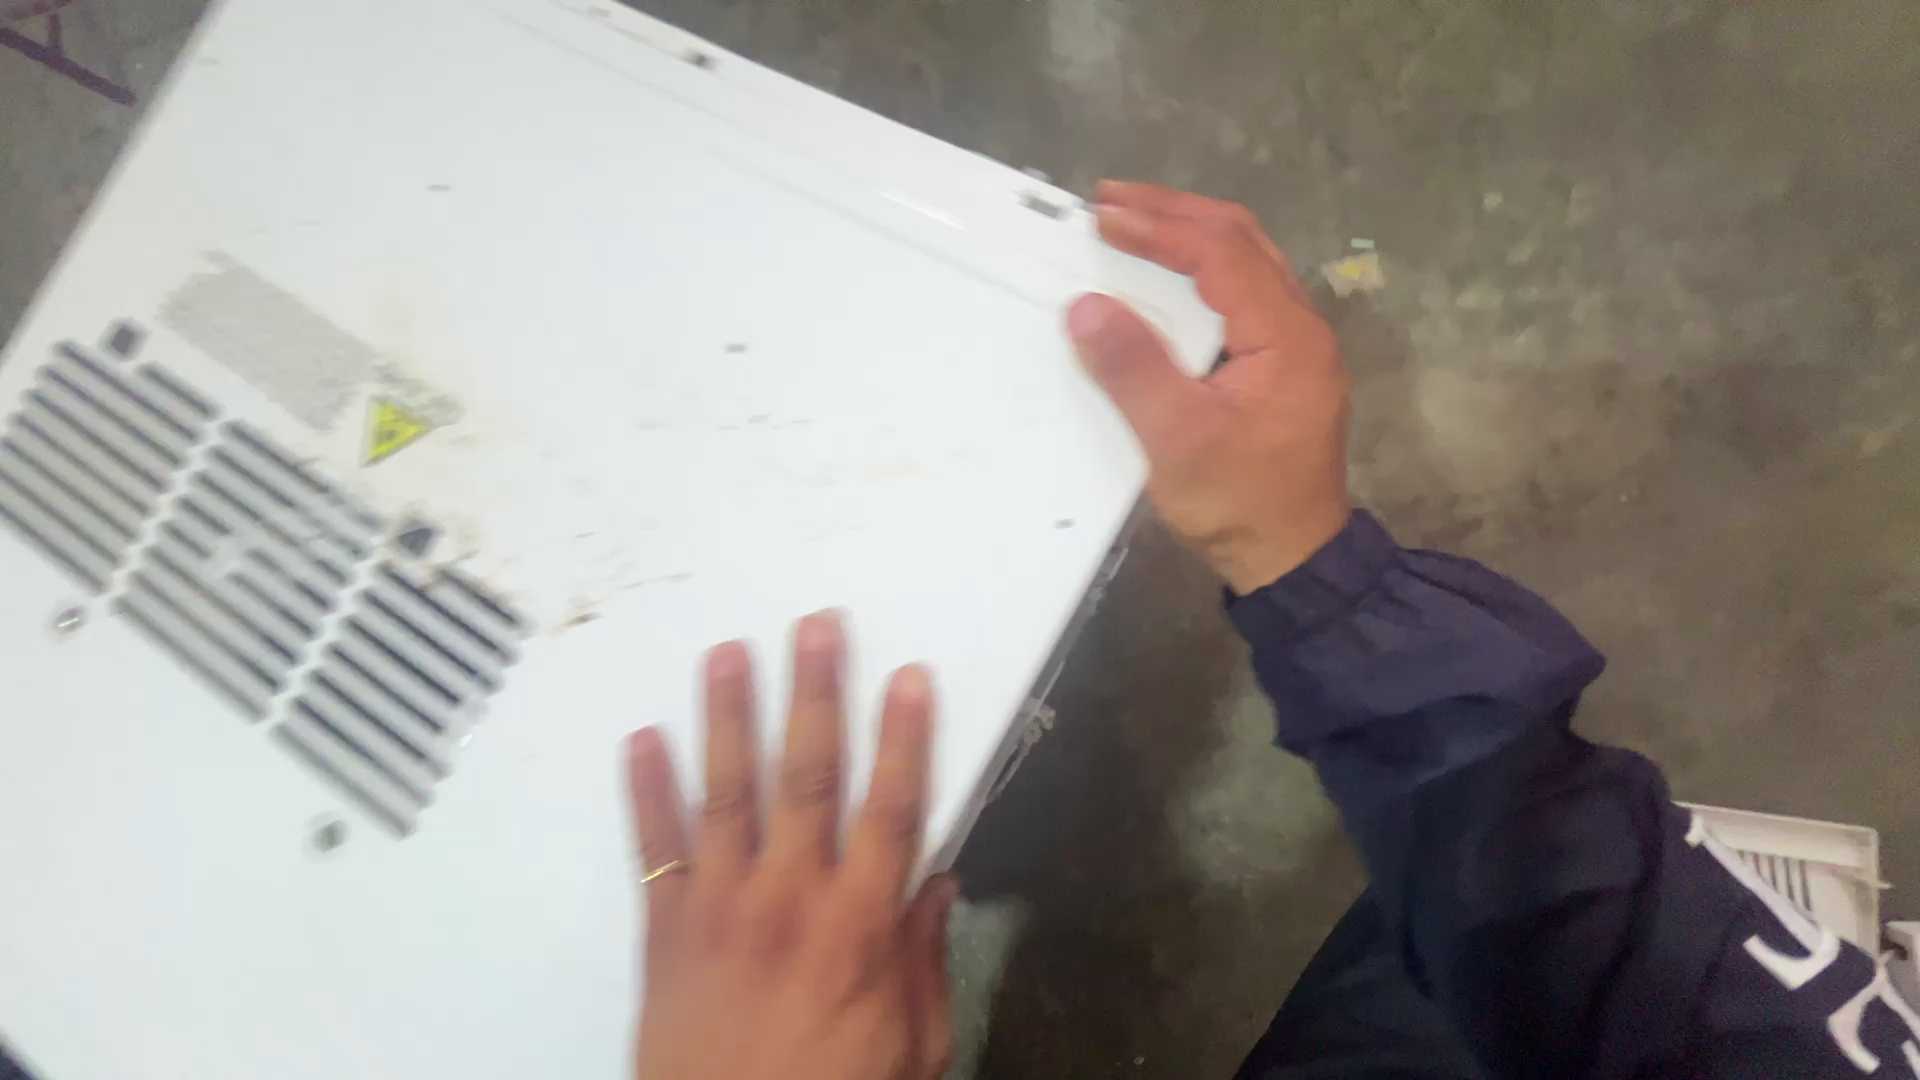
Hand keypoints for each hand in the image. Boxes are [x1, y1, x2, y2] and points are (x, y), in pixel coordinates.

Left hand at [626, 611, 955, 1079]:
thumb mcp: (914, 1045)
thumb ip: (924, 956)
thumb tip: (937, 877)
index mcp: (859, 925)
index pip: (891, 810)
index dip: (904, 737)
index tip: (909, 676)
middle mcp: (789, 898)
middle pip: (807, 777)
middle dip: (814, 695)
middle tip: (814, 627)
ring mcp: (720, 907)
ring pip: (728, 793)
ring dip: (728, 717)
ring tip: (727, 653)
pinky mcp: (665, 929)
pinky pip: (654, 849)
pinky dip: (645, 791)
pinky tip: (639, 737)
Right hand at [1069, 180, 1351, 593]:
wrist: (1289, 560)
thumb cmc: (1237, 504)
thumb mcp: (1177, 441)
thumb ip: (1134, 370)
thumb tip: (1085, 308)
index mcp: (1285, 336)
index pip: (1222, 253)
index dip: (1160, 227)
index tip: (1103, 215)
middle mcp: (1300, 329)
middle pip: (1242, 242)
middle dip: (1175, 213)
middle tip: (1113, 202)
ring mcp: (1294, 350)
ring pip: (1246, 265)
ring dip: (1189, 239)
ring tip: (1134, 227)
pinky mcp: (1278, 371)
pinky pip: (1240, 299)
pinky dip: (1199, 277)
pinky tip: (1166, 283)